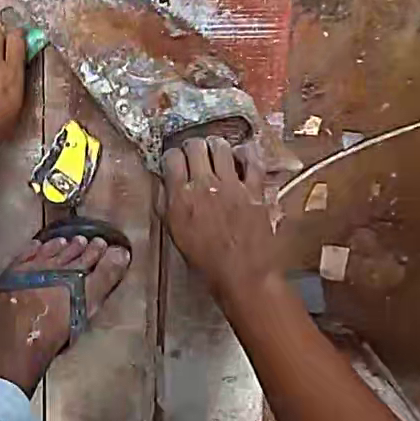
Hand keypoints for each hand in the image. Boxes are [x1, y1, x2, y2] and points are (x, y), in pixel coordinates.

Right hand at [160, 137, 278, 298]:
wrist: (243, 275)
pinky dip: (246, 154)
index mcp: (181, 197)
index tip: (175, 161)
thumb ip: (167, 205)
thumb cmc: (205, 261)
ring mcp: (232, 184)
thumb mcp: (175, 234)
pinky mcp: (254, 189)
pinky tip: (242, 156)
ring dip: (216, 146)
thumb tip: (164, 184)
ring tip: (216, 152)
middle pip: (195, 146)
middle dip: (192, 146)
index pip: (171, 158)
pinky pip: (252, 160)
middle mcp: (204, 185)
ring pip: (221, 146)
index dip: (172, 156)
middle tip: (195, 154)